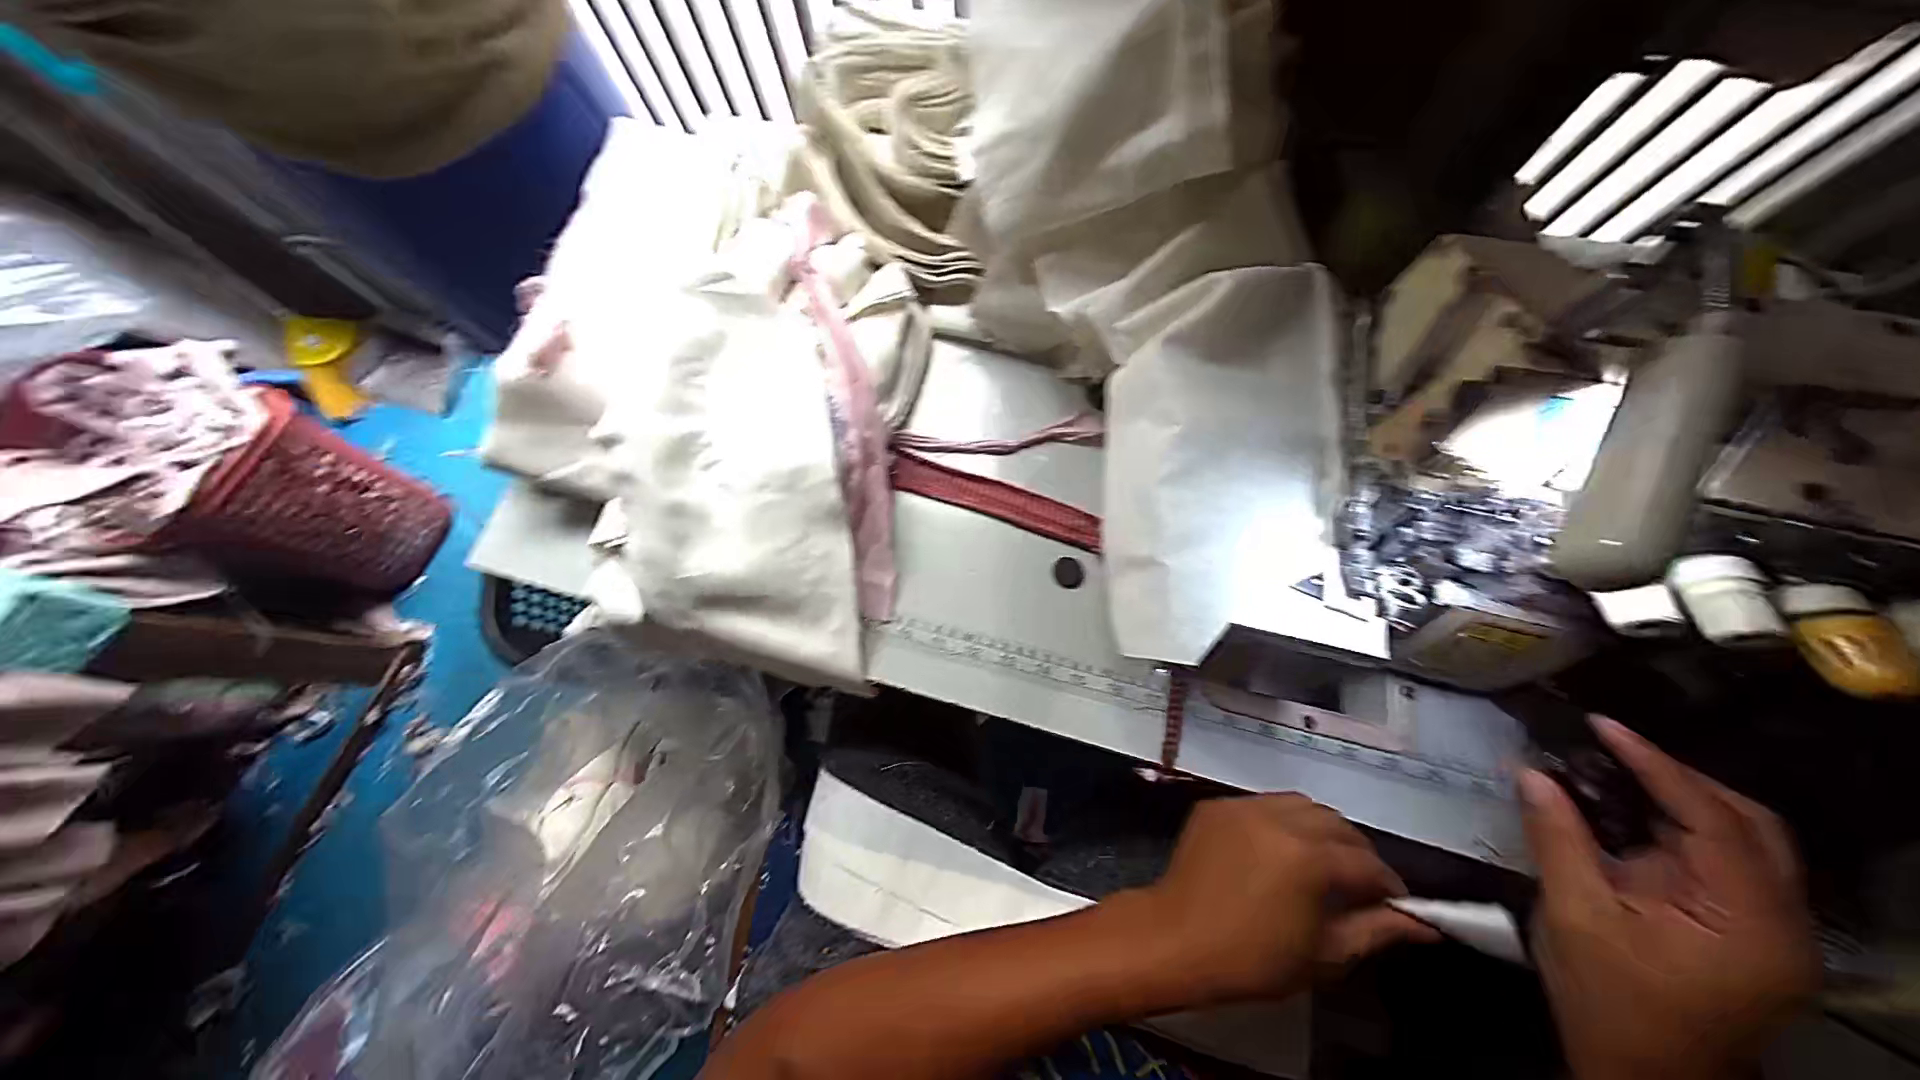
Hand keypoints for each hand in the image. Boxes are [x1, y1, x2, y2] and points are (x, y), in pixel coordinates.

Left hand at [1132, 794, 1438, 1005]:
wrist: (1176, 939)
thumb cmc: (1253, 958)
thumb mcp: (1325, 954)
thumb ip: (1377, 930)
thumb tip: (1423, 924)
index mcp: (1309, 857)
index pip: (1367, 863)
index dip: (1389, 886)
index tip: (1397, 906)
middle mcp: (1277, 819)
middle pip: (1336, 823)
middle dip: (1357, 852)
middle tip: (1360, 886)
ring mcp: (1242, 807)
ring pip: (1300, 805)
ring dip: (1320, 829)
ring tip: (1322, 863)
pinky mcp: (1216, 806)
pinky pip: (1262, 804)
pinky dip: (1281, 821)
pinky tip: (1279, 850)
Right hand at [1521, 716, 1817, 1079]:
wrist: (1643, 1072)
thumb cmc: (1610, 999)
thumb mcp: (1575, 914)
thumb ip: (1558, 838)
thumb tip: (1532, 774)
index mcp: (1748, 922)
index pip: (1716, 821)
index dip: (1658, 765)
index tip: (1605, 727)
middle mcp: (1781, 922)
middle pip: (1748, 824)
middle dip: (1678, 777)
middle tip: (1609, 746)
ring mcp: (1770, 929)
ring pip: (1742, 839)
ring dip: (1680, 799)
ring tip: (1613, 768)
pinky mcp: (1746, 931)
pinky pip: (1723, 861)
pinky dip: (1678, 827)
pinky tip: (1629, 812)